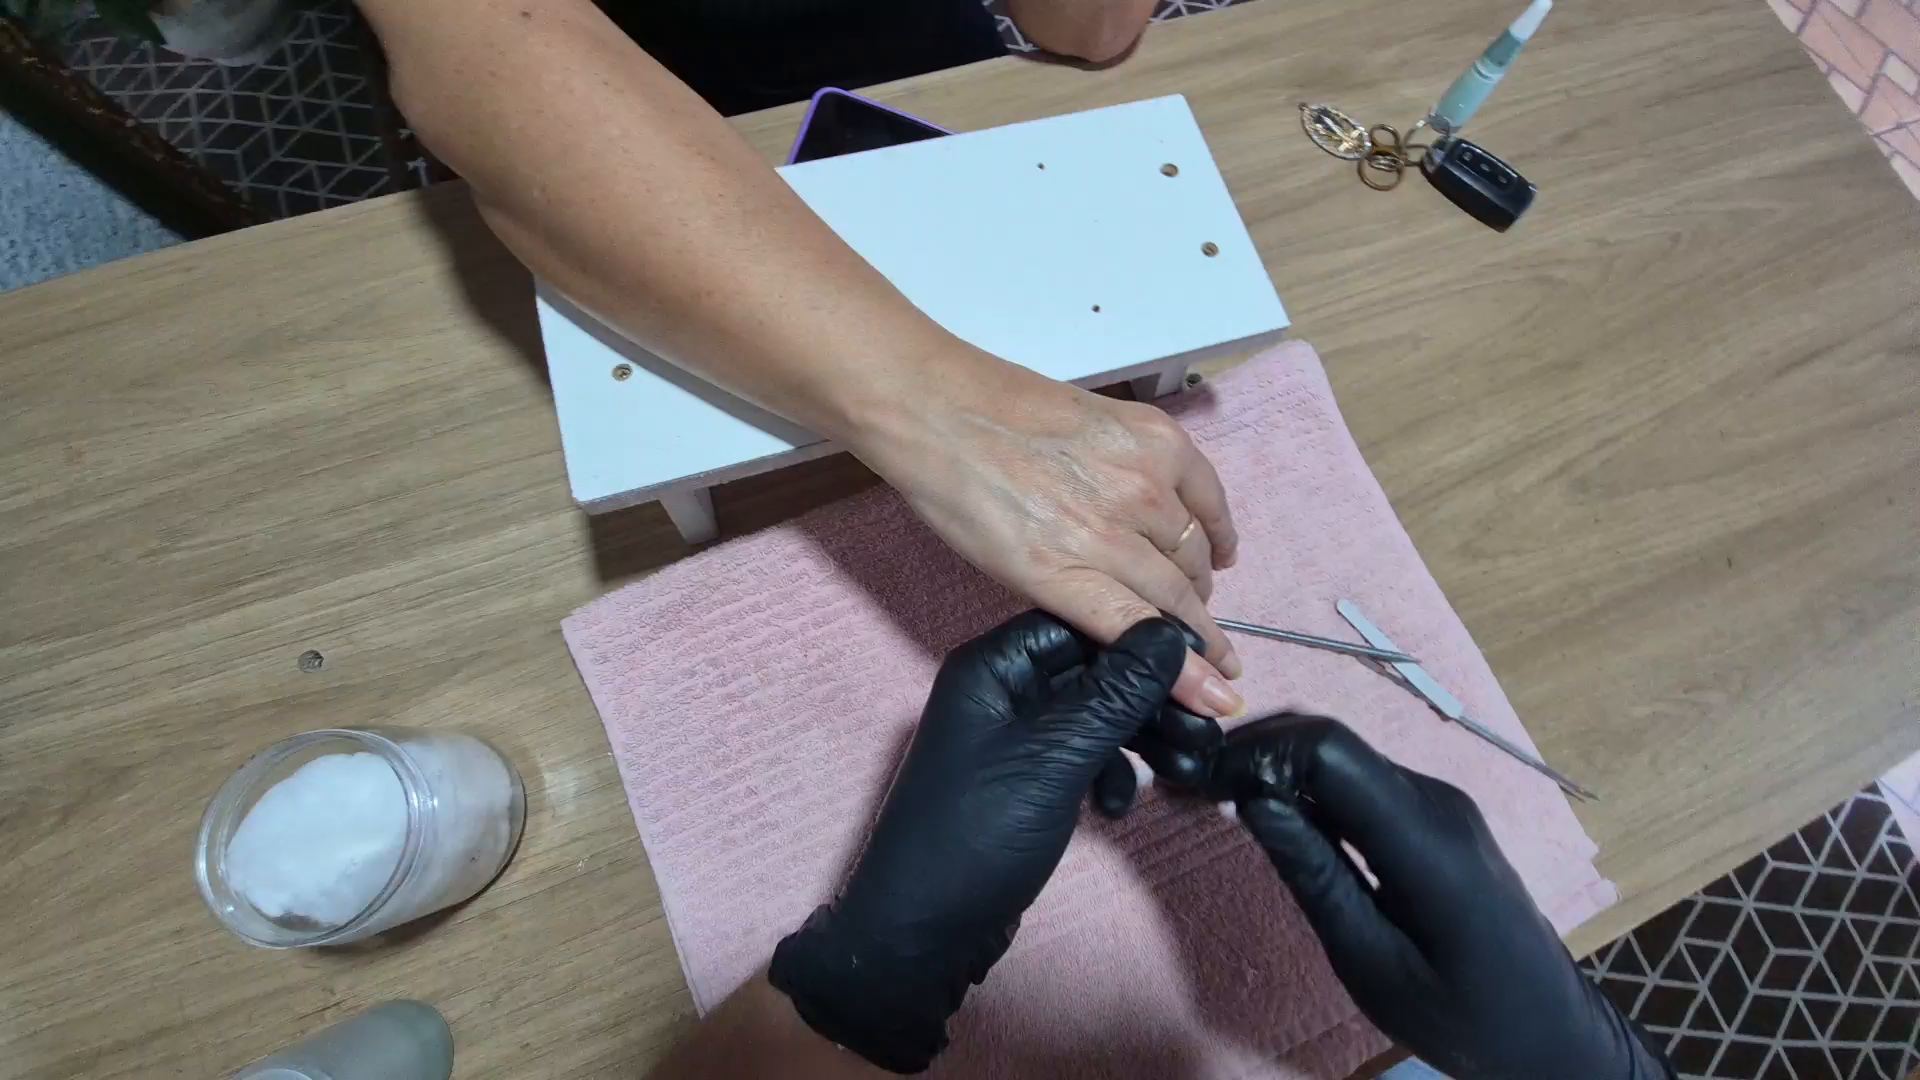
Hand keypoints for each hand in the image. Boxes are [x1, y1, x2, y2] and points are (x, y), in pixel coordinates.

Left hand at [769, 611, 1189, 1073]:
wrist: (926, 931)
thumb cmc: (982, 827)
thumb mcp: (1057, 754)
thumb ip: (1117, 691)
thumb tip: (1172, 632)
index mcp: (994, 664)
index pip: (1078, 621)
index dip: (1142, 637)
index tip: (1206, 663)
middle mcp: (1003, 687)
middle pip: (1092, 670)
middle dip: (1149, 699)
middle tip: (1207, 728)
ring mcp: (1014, 733)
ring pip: (1094, 714)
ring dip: (1139, 738)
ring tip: (1185, 767)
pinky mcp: (1027, 774)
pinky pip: (1081, 753)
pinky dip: (1108, 772)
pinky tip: (1116, 806)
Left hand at [852, 358, 1245, 719]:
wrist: (941, 410)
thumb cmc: (957, 497)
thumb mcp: (1005, 570)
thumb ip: (1072, 596)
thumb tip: (1125, 620)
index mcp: (1061, 572)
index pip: (1144, 633)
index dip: (1190, 674)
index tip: (1221, 697)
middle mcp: (1110, 529)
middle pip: (1178, 594)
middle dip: (1198, 629)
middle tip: (1206, 644)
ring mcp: (1139, 478)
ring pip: (1196, 547)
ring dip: (1201, 580)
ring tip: (1198, 594)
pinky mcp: (1153, 434)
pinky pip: (1209, 493)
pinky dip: (1219, 526)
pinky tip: (1221, 547)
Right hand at [1207, 715, 1673, 1079]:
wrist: (1560, 1040)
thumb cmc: (1464, 1018)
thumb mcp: (1372, 963)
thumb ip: (1313, 875)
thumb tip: (1252, 801)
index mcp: (1425, 839)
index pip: (1330, 752)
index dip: (1262, 753)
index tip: (1211, 784)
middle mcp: (1432, 799)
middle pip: (1329, 740)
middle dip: (1259, 751)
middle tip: (1203, 785)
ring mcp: (1434, 800)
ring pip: (1338, 752)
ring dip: (1277, 763)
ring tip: (1225, 794)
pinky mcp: (1428, 811)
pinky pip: (1355, 776)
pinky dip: (1305, 782)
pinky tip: (1275, 809)